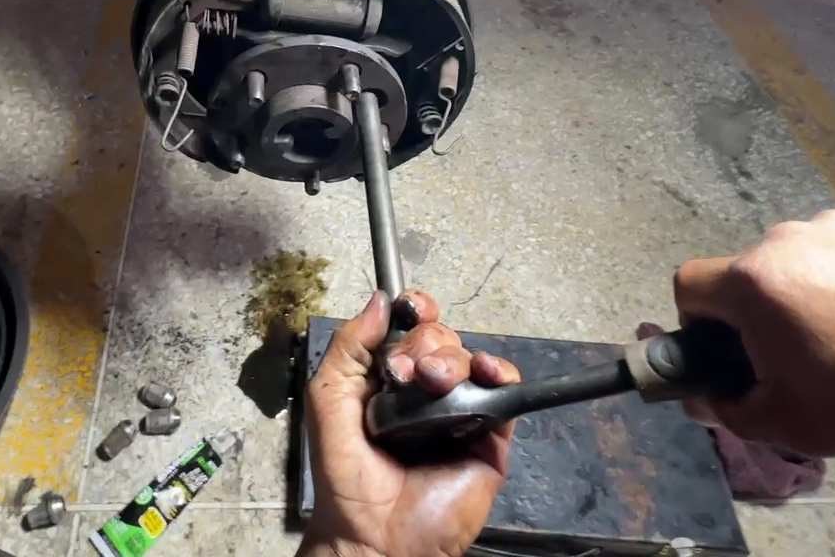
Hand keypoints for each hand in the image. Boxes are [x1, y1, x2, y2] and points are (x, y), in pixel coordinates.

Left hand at [300, 290, 520, 556]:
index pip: (411, 325)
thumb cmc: (344, 469)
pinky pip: (505, 389)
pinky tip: (484, 372)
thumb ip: (350, 344)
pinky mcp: (489, 436)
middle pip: (439, 336)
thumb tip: (380, 300)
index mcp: (390, 372)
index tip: (412, 308)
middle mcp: (425, 386)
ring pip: (468, 356)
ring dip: (450, 359)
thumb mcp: (329, 396)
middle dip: (423, 344)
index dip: (415, 308)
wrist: (373, 533)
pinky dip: (499, 371)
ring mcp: (458, 408)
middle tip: (405, 375)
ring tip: (433, 383)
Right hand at [673, 207, 834, 481]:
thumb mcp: (793, 427)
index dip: (701, 322)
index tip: (737, 352)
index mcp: (754, 281)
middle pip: (749, 272)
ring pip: (798, 256)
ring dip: (809, 286)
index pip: (690, 284)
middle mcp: (786, 237)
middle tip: (813, 356)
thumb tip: (700, 397)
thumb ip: (727, 409)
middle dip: (766, 309)